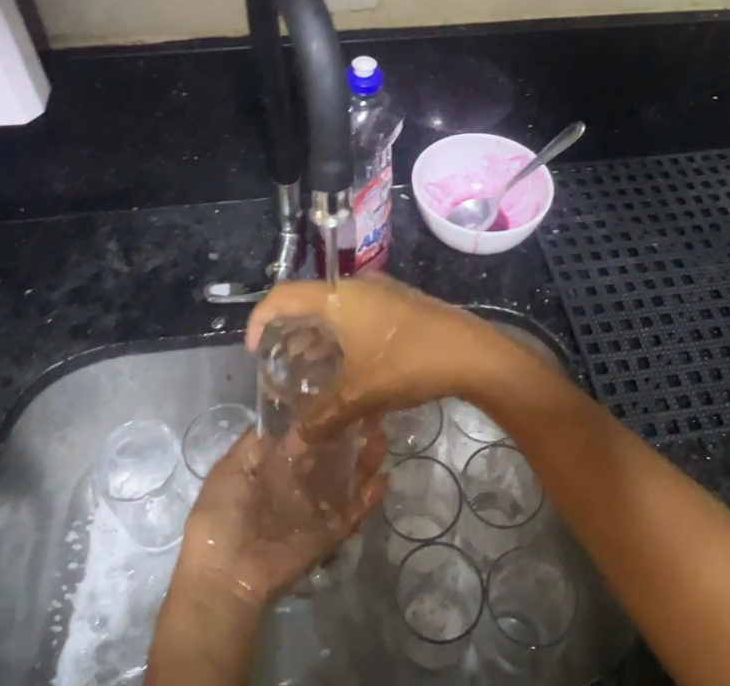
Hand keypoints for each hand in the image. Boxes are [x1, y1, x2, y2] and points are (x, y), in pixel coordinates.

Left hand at [174, 424, 388, 607]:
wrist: (224, 575)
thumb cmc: (220, 516)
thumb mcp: (229, 468)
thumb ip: (256, 441)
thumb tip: (284, 414)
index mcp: (271, 468)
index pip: (303, 438)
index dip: (322, 418)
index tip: (341, 396)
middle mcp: (295, 485)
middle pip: (329, 456)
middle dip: (350, 435)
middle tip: (371, 414)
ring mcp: (313, 510)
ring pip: (345, 480)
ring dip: (364, 461)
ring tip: (381, 439)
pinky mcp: (326, 535)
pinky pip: (351, 514)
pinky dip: (368, 499)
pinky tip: (383, 478)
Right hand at [246, 275, 500, 435]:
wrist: (474, 354)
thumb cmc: (409, 363)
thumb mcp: (361, 394)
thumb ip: (323, 416)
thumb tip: (294, 442)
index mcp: (339, 296)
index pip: (282, 296)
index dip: (260, 320)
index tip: (255, 351)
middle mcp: (357, 287)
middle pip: (309, 303)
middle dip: (292, 336)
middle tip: (283, 370)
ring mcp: (382, 294)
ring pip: (337, 312)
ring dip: (321, 341)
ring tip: (312, 377)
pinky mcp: (401, 305)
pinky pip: (359, 317)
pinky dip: (345, 340)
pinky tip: (348, 372)